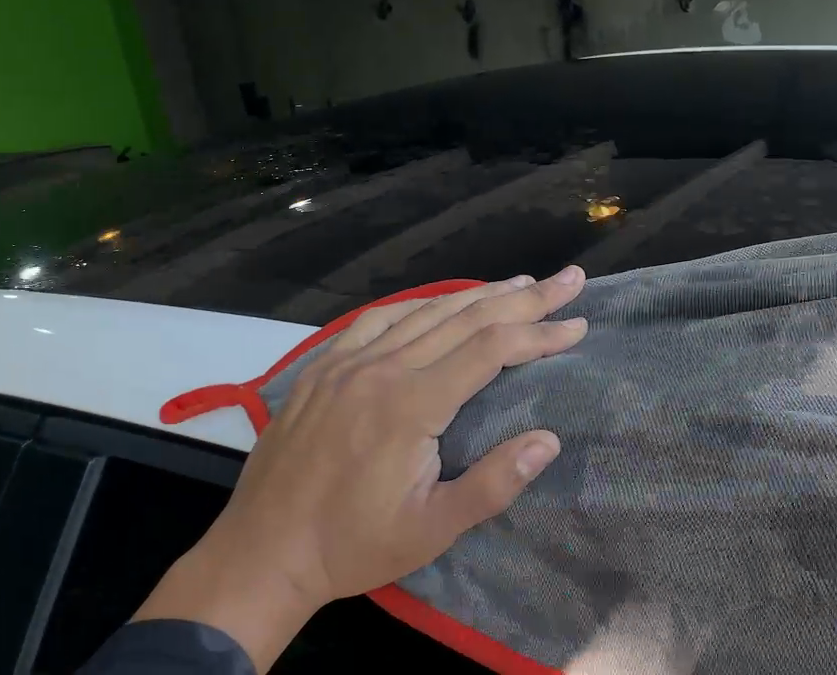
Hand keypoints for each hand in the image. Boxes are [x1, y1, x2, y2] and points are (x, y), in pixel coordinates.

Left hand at [134, 266, 589, 670]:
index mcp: (410, 406)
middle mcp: (381, 369)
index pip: (491, 348)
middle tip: (570, 278)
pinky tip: (443, 301)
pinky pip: (382, 317)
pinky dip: (424, 302)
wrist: (257, 557)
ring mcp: (347, 362)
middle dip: (527, 296)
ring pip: (428, 309)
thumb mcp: (430, 531)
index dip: (540, 332)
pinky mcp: (324, 367)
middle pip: (467, 316)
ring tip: (523, 282)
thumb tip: (550, 439)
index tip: (579, 324)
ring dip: (482, 292)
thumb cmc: (352, 547)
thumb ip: (493, 484)